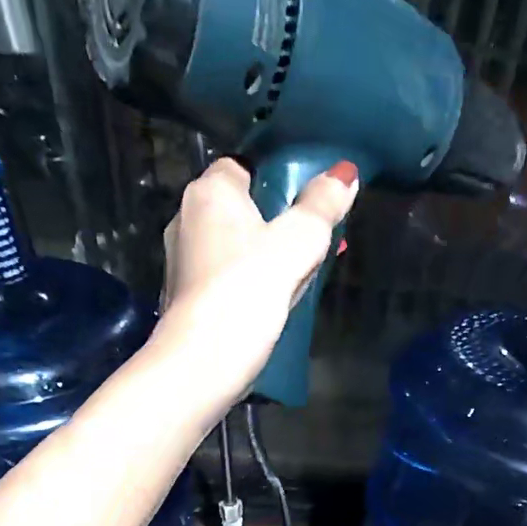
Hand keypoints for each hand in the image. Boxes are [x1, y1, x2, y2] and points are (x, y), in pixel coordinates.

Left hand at [147, 156, 358, 406]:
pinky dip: (248, 282)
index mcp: (209, 191)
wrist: (204, 359)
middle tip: (313, 244)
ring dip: (263, 256)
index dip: (277, 179)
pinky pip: (225, 276)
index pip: (244, 166)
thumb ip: (322, 206)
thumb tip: (345, 173)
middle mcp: (186, 217)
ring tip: (300, 276)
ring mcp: (181, 260)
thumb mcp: (299, 242)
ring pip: (233, 246)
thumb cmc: (249, 289)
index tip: (307, 203)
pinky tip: (271, 303)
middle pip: (240, 209)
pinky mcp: (185, 296)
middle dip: (276, 224)